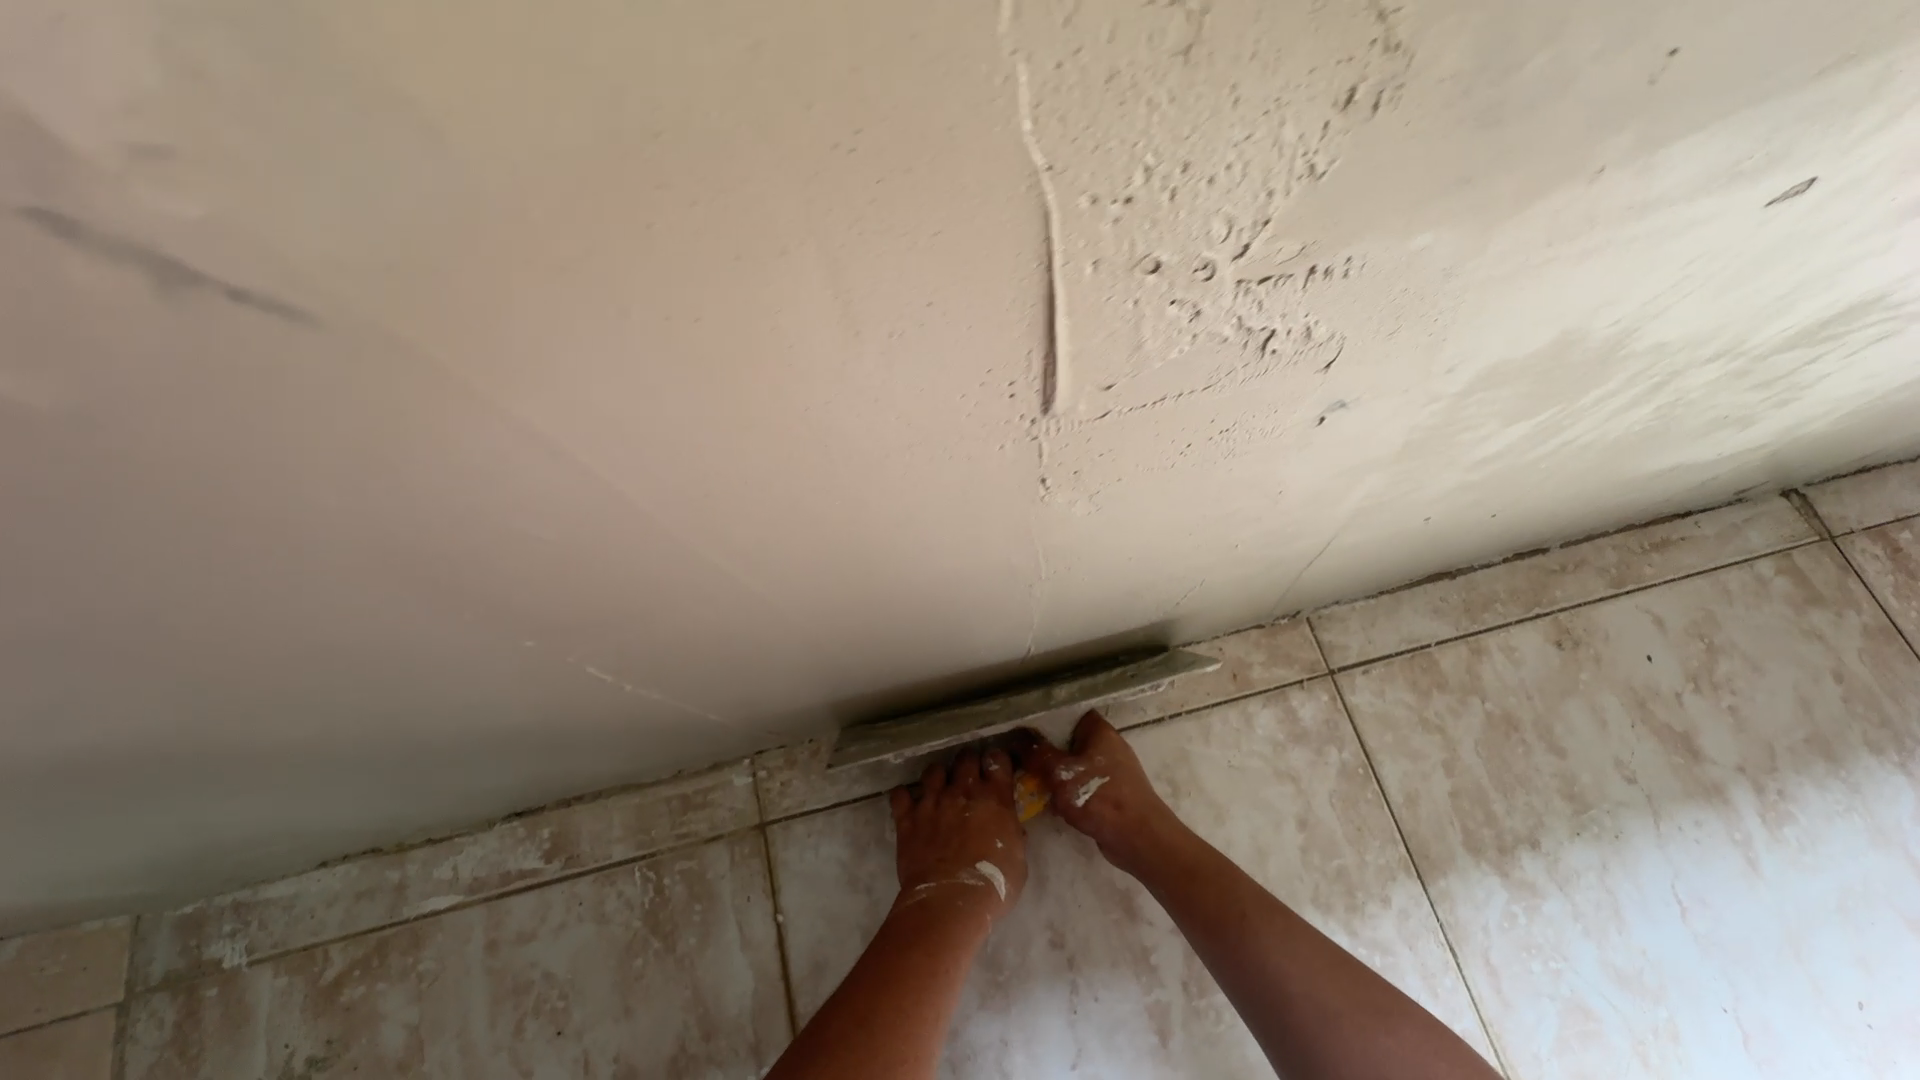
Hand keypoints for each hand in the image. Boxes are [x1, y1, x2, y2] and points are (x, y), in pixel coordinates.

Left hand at [889, 748, 1027, 924]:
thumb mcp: (1018, 860)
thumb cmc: (993, 885)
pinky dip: (904, 797)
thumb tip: (1011, 827)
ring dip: (938, 777)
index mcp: (995, 799)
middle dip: (968, 763)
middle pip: (965, 758)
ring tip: (939, 788)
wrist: (950, 901)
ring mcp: (932, 802)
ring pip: (933, 770)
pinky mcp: (908, 818)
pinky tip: (909, 805)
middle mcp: (963, 791)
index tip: (995, 769)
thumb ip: (1013, 835)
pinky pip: (900, 795)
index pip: (997, 760)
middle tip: (969, 776)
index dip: (997, 761)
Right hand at [1011, 711, 1181, 875]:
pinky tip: (1047, 803)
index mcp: (1100, 732)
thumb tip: (1016, 738)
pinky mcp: (1110, 796)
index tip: (1023, 728)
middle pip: (1069, 743)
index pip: (1070, 714)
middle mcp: (1107, 747)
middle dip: (1046, 752)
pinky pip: (1081, 788)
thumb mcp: (1060, 773)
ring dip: (1054, 776)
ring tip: (1027, 780)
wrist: (1138, 838)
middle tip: (1019, 757)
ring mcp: (1110, 773)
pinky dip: (1067, 794)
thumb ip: (1037, 754)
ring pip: (1074, 768)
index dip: (1047, 719)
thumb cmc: (1100, 797)